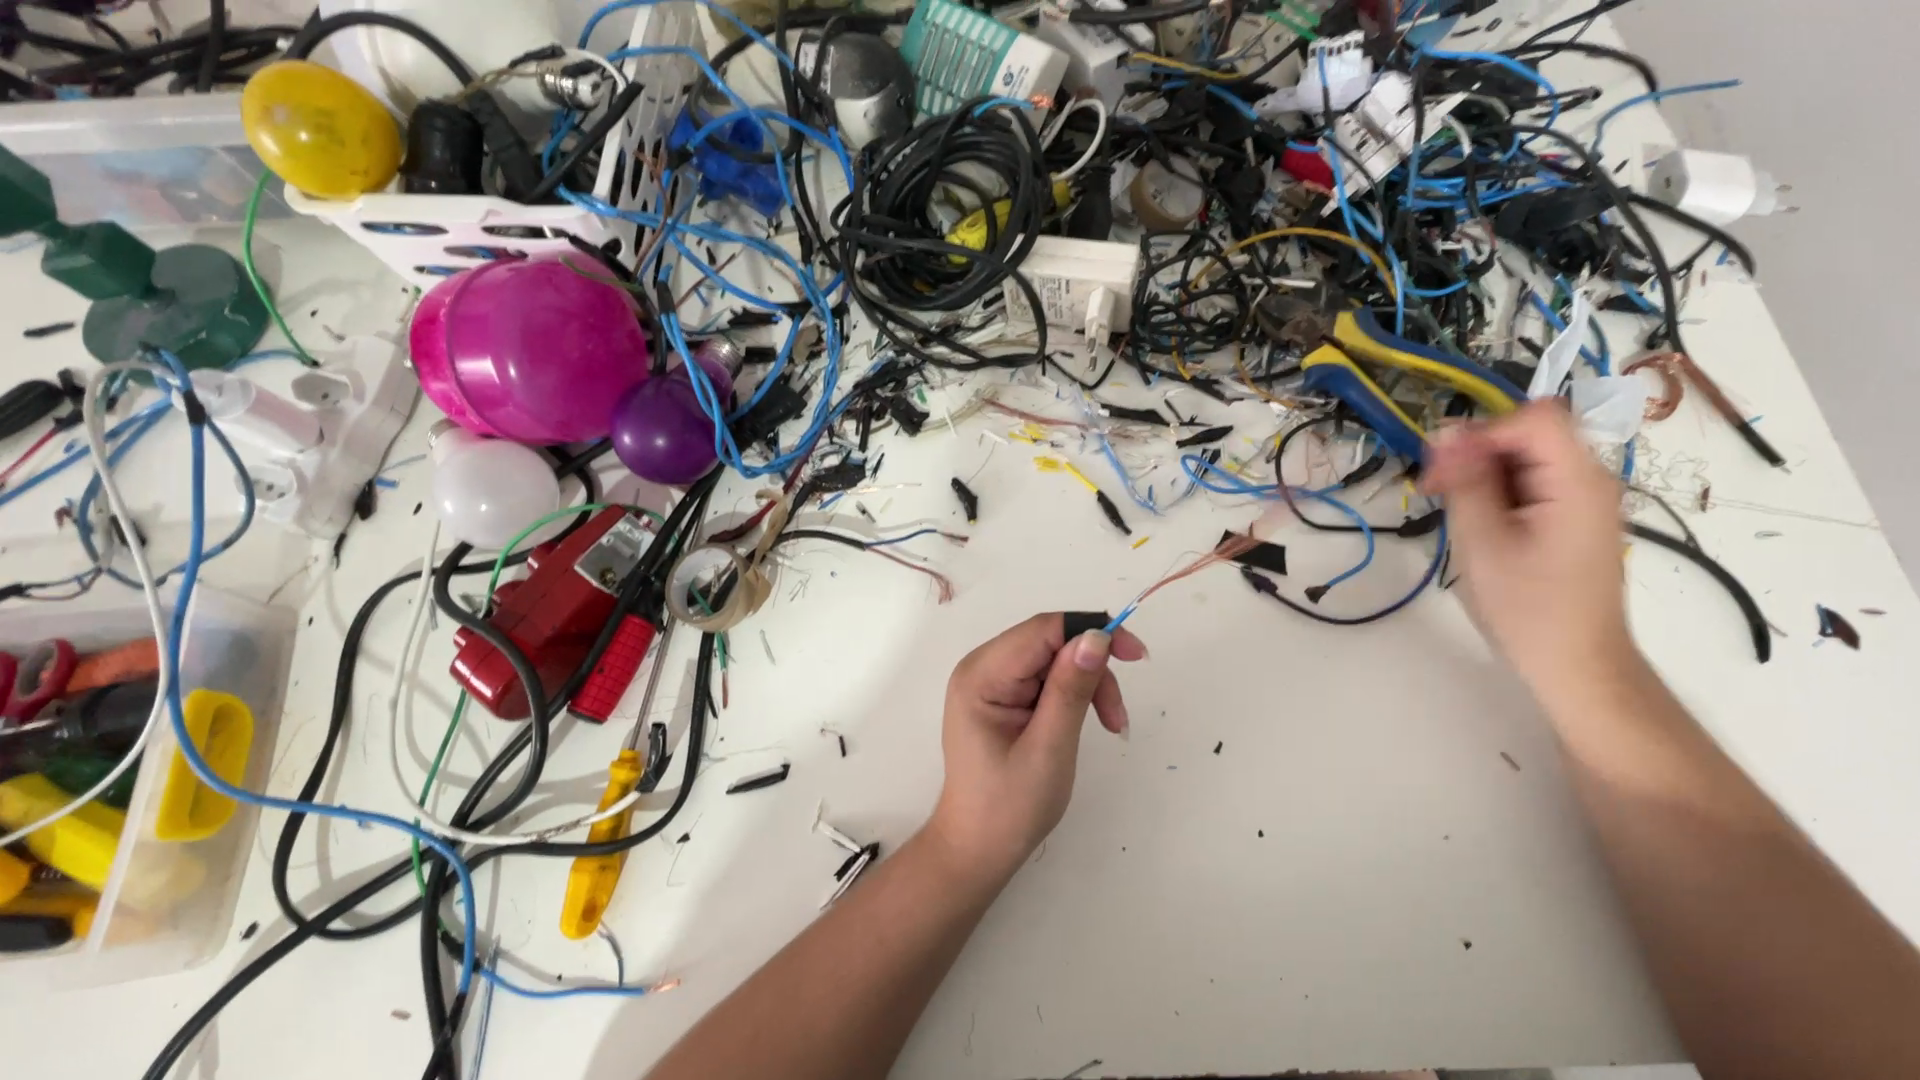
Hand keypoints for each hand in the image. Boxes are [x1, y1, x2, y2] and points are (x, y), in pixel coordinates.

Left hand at [924, 614, 1147, 884]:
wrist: (978, 848)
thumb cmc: (1009, 807)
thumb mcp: (1048, 748)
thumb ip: (1071, 689)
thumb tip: (1097, 635)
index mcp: (981, 676)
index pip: (1043, 630)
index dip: (1092, 632)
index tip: (1136, 656)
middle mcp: (981, 668)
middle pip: (1051, 642)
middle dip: (1092, 669)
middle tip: (1118, 715)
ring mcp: (991, 682)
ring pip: (1055, 659)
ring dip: (1089, 685)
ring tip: (1113, 726)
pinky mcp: (1004, 697)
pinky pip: (1047, 678)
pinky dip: (1076, 695)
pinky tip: (1094, 722)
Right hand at [1423, 402, 1635, 692]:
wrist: (1576, 665)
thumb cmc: (1527, 609)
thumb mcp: (1483, 542)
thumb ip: (1466, 481)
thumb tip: (1447, 431)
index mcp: (1578, 481)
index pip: (1531, 419)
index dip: (1481, 434)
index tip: (1443, 471)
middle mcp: (1592, 479)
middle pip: (1529, 434)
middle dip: (1478, 453)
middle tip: (1439, 492)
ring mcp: (1587, 499)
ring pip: (1528, 458)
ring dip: (1485, 474)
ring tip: (1458, 513)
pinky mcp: (1576, 518)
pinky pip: (1536, 482)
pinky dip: (1502, 492)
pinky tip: (1482, 525)